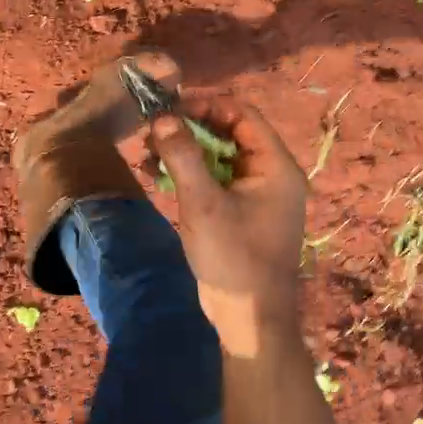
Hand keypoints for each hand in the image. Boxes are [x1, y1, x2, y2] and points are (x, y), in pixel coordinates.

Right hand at [151, 91, 308, 357]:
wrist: (249, 318)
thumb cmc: (233, 257)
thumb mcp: (203, 203)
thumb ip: (183, 155)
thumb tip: (162, 117)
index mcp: (275, 167)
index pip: (242, 113)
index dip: (204, 105)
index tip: (167, 111)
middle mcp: (270, 174)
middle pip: (227, 131)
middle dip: (187, 128)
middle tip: (151, 134)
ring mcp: (256, 194)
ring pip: (217, 153)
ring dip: (182, 149)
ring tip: (147, 155)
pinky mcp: (240, 210)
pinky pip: (213, 176)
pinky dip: (186, 170)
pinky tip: (156, 176)